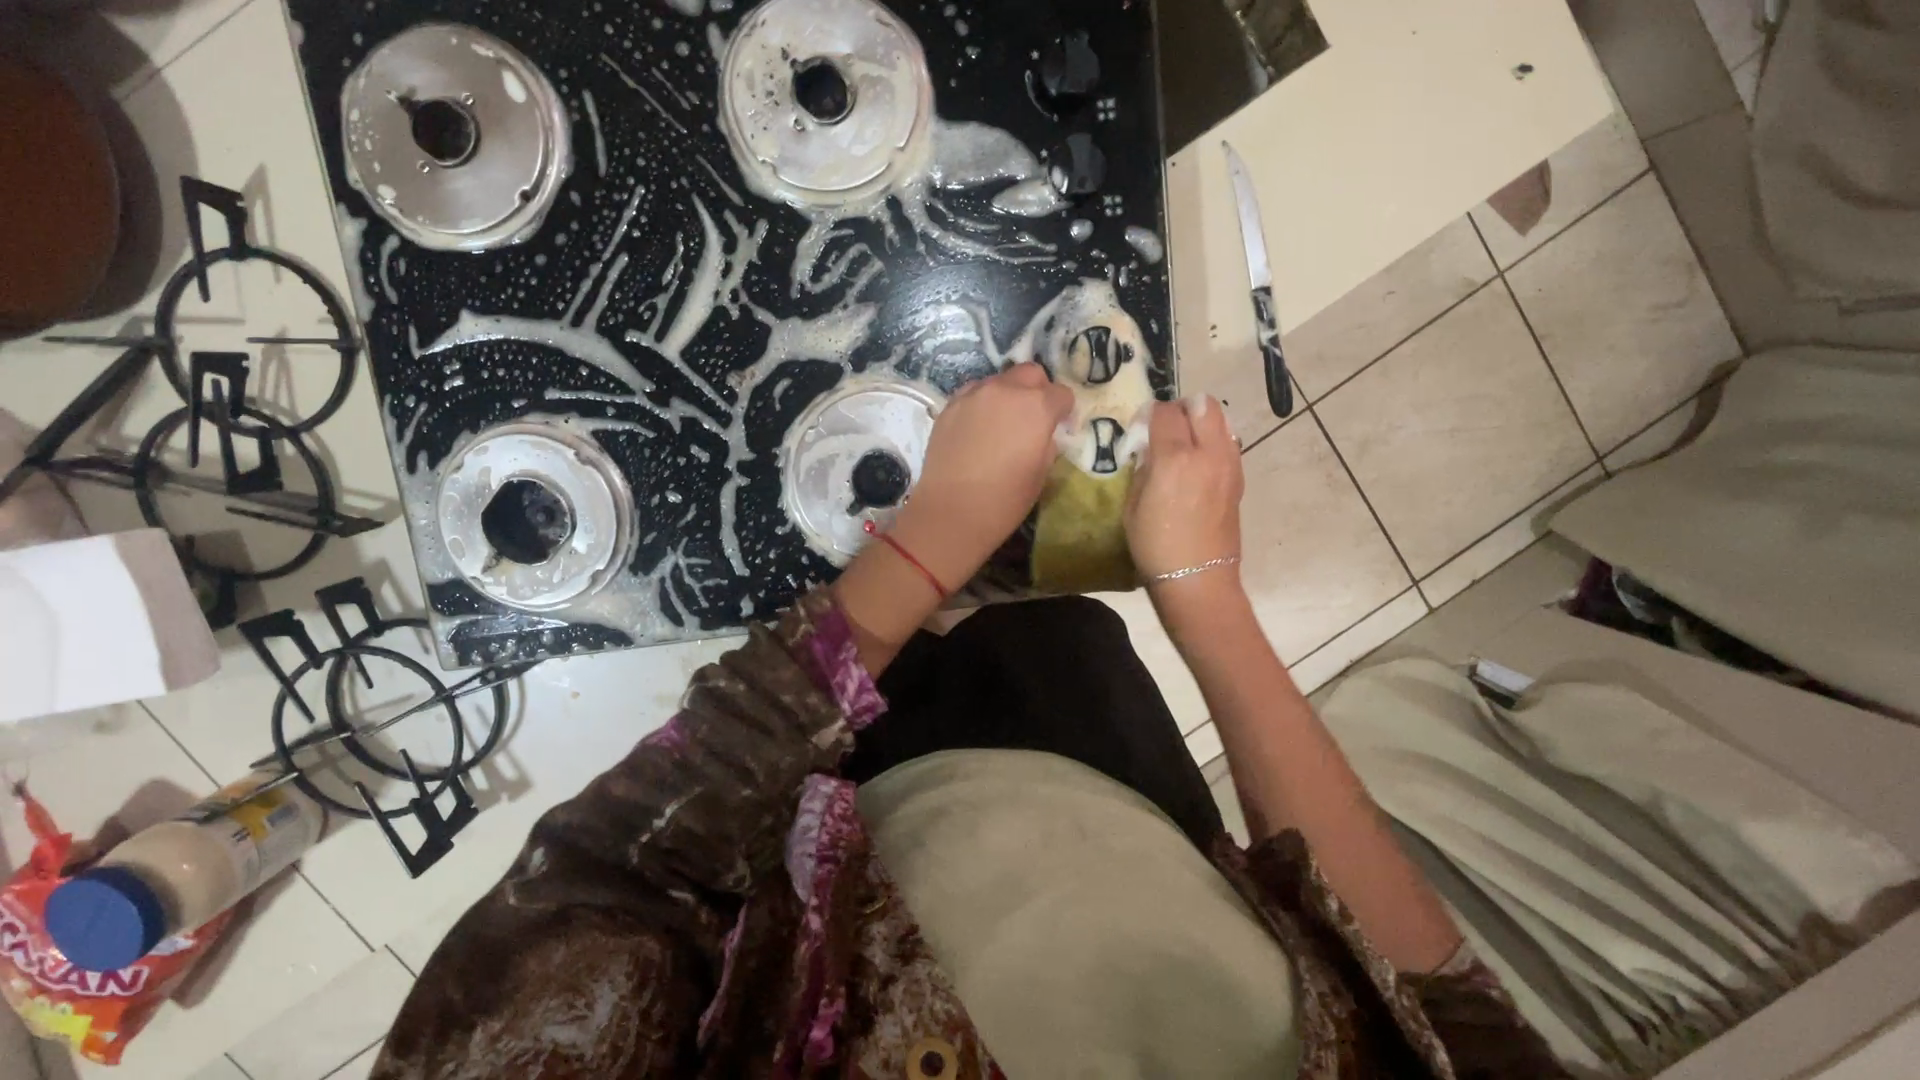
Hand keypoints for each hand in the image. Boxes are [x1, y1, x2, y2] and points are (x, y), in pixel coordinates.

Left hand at [892, 362, 1074, 585]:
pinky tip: (979, 428)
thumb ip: (1047, 443)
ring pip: (999, 380)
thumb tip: (1043, 434)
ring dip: (1008, 394)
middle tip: (1034, 418)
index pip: (1061, 394)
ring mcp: (973, 395)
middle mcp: (1005, 390)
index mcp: (1036, 407)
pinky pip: (974, 393)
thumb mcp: (1041, 474)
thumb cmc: (1004, 500)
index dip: (1064, 411)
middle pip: (1030, 374)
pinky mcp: (950, 406)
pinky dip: (982, 403)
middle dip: (1038, 390)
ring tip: (1003, 423)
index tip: (1060, 427)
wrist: (951, 511)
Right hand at [1125, 396, 1244, 600]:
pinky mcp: (1239, 479)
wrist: (1198, 579)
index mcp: (1174, 458)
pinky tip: (1199, 464)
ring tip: (1185, 443)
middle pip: (1202, 404)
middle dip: (1182, 408)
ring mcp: (1229, 465)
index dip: (1150, 414)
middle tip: (1167, 426)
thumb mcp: (1132, 505)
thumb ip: (1143, 468)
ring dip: (1202, 422)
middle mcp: (1207, 453)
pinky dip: (1214, 441)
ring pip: (1222, 420)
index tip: (1141, 427)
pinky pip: (1228, 443)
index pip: (1164, 412)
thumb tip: (1150, 451)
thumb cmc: (1155, 547)